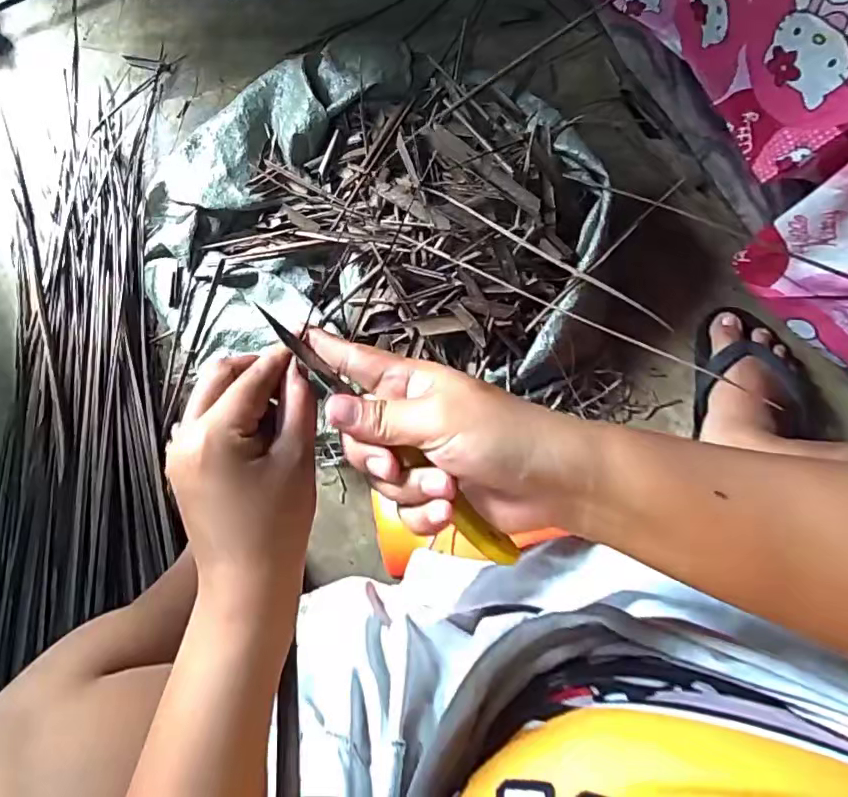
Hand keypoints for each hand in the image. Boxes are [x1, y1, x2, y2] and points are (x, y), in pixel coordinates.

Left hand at [166, 349, 316, 601]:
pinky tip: (257, 431)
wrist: (246, 585)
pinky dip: (229, 412)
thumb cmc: (278, 528)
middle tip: (290, 380)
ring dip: (242, 390)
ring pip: (208, 394)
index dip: (278, 359)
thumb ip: (298, 405)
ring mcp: (177, 450)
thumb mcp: (297, 460)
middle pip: (218, 375)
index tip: (300, 349)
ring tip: (277, 410)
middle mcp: (185, 435)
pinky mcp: (180, 463)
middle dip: (255, 369)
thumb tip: (296, 369)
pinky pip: (203, 419)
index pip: (249, 377)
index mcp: (212, 434)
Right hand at [307, 330, 589, 537]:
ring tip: (445, 487)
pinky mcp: (429, 493)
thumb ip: (380, 418)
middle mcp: (404, 419)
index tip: (296, 335)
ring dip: (409, 488)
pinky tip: (448, 509)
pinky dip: (423, 513)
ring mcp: (416, 457)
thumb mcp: (437, 418)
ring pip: (378, 477)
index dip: (326, 350)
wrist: (551, 484)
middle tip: (397, 463)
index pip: (355, 361)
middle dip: (374, 457)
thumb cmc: (501, 433)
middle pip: (355, 436)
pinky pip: (401, 507)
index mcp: (406, 385)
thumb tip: (329, 405)